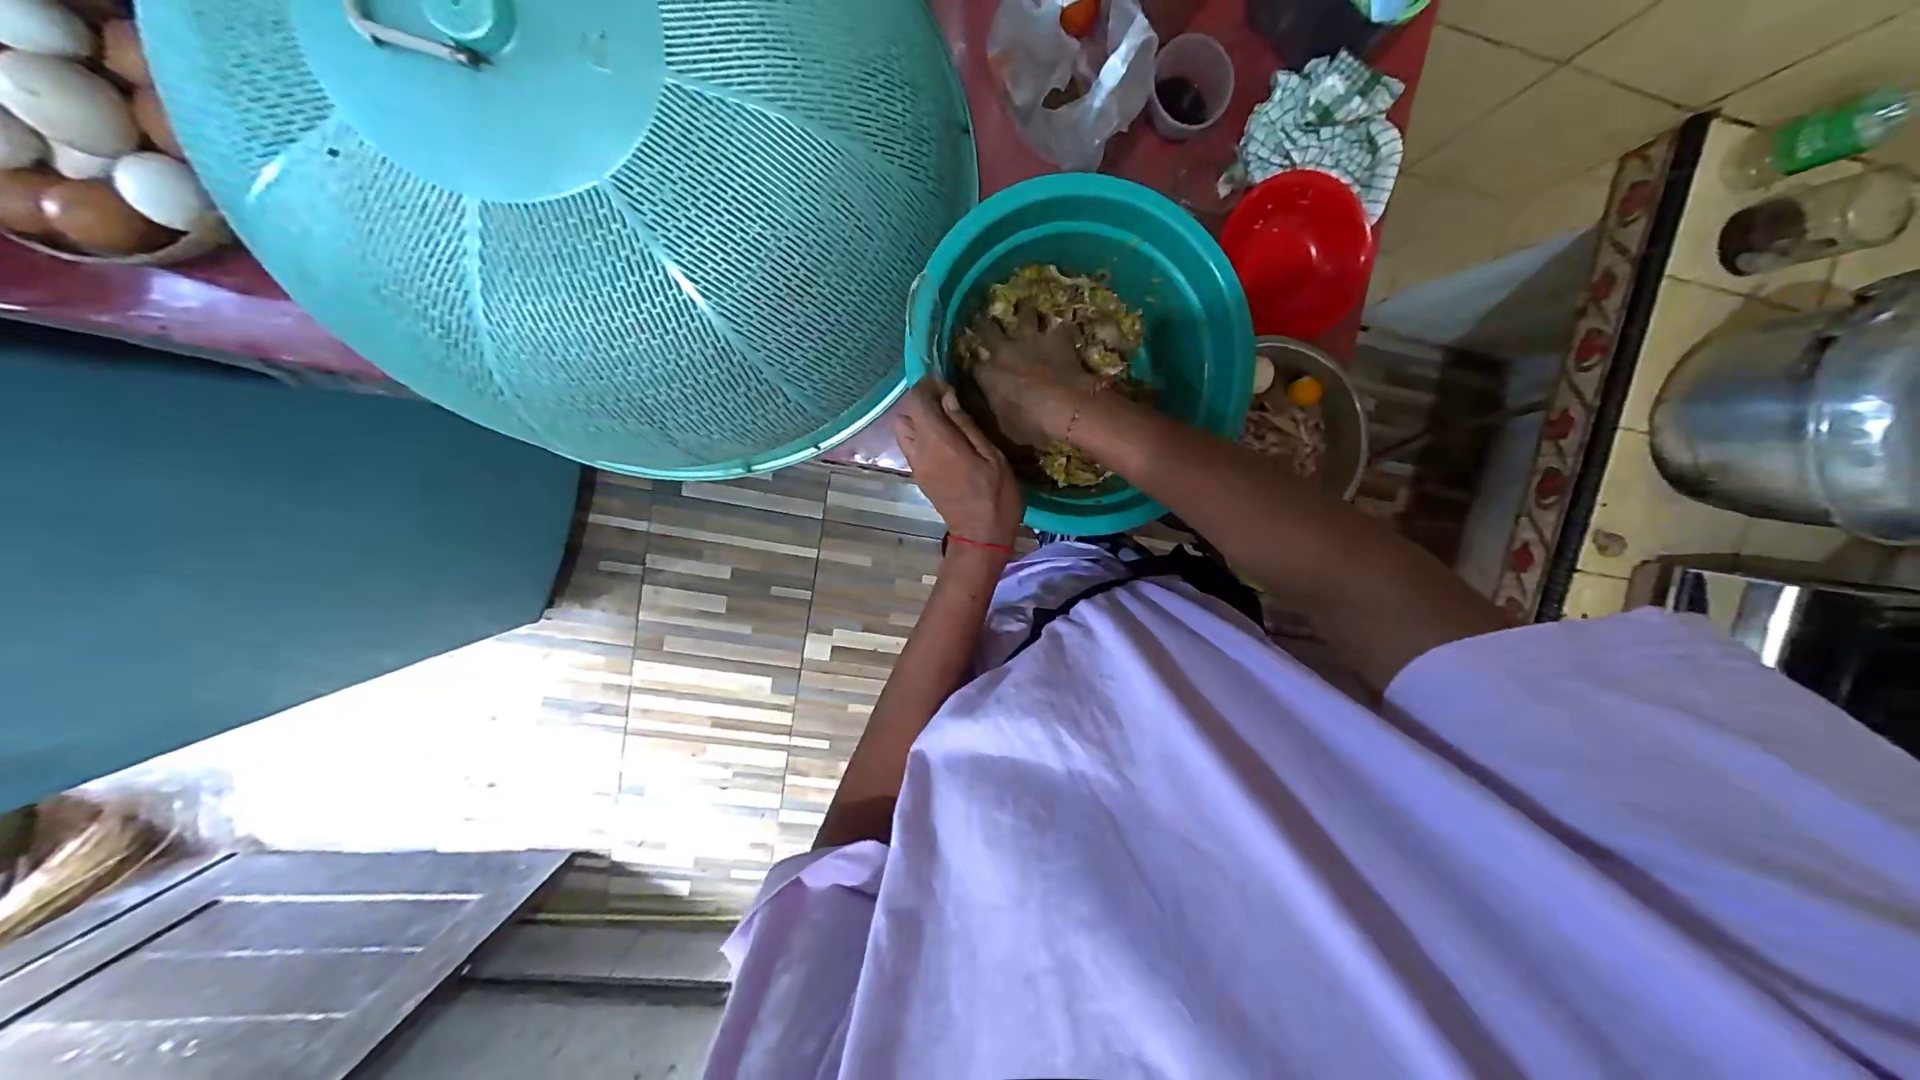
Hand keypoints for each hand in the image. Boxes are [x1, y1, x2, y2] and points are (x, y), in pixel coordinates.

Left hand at [896, 376, 1022, 548]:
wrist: (980, 535)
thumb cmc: (995, 495)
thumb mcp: (992, 456)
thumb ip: (966, 425)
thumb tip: (947, 398)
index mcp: (938, 442)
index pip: (917, 401)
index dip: (928, 386)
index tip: (947, 383)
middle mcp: (920, 451)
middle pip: (904, 414)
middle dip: (921, 401)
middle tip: (946, 401)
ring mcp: (916, 465)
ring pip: (903, 430)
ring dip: (919, 418)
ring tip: (945, 419)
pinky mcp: (919, 476)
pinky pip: (910, 446)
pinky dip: (921, 434)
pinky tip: (944, 438)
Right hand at [969, 305, 1099, 446]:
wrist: (1065, 407)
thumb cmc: (1030, 423)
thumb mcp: (1005, 427)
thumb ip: (996, 412)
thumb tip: (992, 409)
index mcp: (987, 375)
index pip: (973, 365)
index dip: (975, 365)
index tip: (976, 366)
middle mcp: (1004, 351)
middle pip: (989, 329)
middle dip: (985, 325)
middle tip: (984, 318)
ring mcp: (1032, 340)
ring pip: (1025, 316)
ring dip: (1025, 313)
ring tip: (1026, 308)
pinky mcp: (1058, 338)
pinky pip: (1061, 327)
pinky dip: (1062, 329)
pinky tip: (1065, 329)